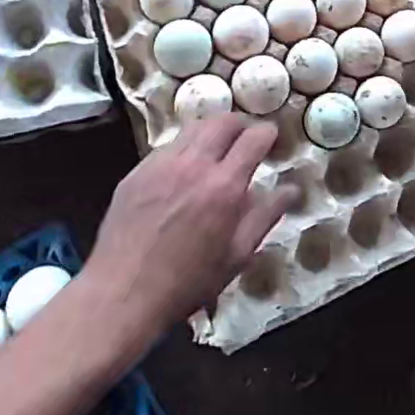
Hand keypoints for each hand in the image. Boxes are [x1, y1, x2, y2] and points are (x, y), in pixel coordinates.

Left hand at [83, 114, 297, 335]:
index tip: (273, 138)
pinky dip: (186, 147)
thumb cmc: (187, 282)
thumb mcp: (237, 255)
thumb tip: (291, 190)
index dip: (268, 133)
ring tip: (219, 147)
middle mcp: (193, 164)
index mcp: (223, 186)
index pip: (254, 138)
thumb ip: (265, 216)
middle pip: (222, 122)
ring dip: (213, 131)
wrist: (123, 291)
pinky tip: (186, 169)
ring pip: (193, 128)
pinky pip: (168, 147)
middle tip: (248, 138)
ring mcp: (160, 164)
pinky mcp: (137, 171)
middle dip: (241, 124)